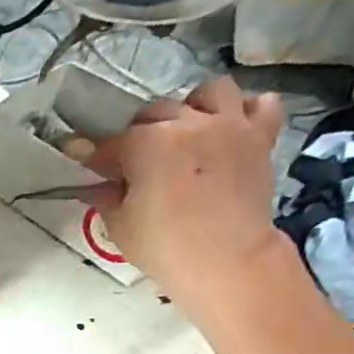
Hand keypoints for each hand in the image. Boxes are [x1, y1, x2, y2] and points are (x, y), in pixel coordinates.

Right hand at [82, 77, 293, 311]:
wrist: (227, 261)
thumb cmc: (165, 246)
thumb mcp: (121, 226)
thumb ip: (105, 196)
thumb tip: (93, 184)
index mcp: (147, 143)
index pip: (111, 143)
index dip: (98, 158)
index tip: (92, 170)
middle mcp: (188, 122)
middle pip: (156, 112)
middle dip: (140, 133)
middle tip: (136, 163)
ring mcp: (229, 125)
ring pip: (210, 92)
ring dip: (194, 107)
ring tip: (188, 132)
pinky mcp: (260, 138)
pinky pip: (261, 104)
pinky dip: (246, 111)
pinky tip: (231, 128)